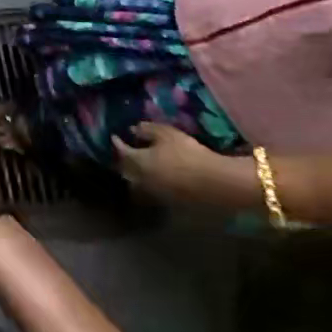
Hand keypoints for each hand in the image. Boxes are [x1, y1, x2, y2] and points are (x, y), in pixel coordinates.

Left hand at [112, 123, 252, 209]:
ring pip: (137, 183)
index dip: (117, 142)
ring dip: (133, 174)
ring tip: (136, 165)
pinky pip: (151, 191)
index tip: (114, 136)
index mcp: (138, 162)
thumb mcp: (166, 134)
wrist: (217, 182)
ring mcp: (156, 193)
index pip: (121, 151)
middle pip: (125, 171)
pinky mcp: (171, 202)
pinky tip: (154, 177)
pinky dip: (147, 183)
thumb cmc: (188, 153)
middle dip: (121, 160)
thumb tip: (133, 130)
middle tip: (123, 152)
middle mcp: (142, 180)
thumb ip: (146, 130)